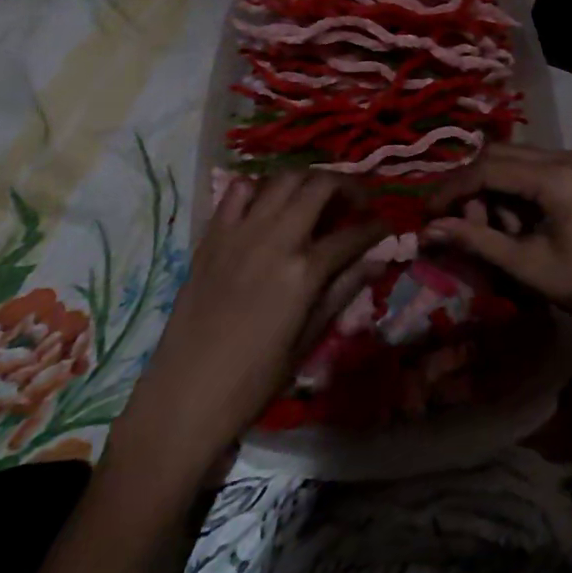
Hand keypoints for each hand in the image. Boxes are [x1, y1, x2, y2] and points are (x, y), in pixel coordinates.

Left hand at [119, 172, 387, 471]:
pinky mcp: (212, 236)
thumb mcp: (308, 339)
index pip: (352, 234)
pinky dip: (260, 187)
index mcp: (303, 272)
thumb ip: (342, 291)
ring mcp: (239, 233)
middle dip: (347, 187)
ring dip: (308, 180)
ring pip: (283, 179)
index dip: (376, 226)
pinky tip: (269, 206)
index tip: (386, 225)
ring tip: (318, 197)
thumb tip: (377, 262)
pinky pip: (237, 191)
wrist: (185, 393)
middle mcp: (274, 239)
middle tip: (357, 202)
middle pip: (320, 186)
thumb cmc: (254, 379)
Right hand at [424, 144, 571, 336]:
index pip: (488, 169)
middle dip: (472, 187)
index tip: (428, 212)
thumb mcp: (525, 265)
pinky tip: (517, 224)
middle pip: (498, 155)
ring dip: (493, 190)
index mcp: (556, 177)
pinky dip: (514, 191)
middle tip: (462, 223)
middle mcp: (565, 156)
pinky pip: (532, 169)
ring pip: (514, 160)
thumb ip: (476, 240)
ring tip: (495, 230)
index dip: (452, 189)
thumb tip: (428, 230)